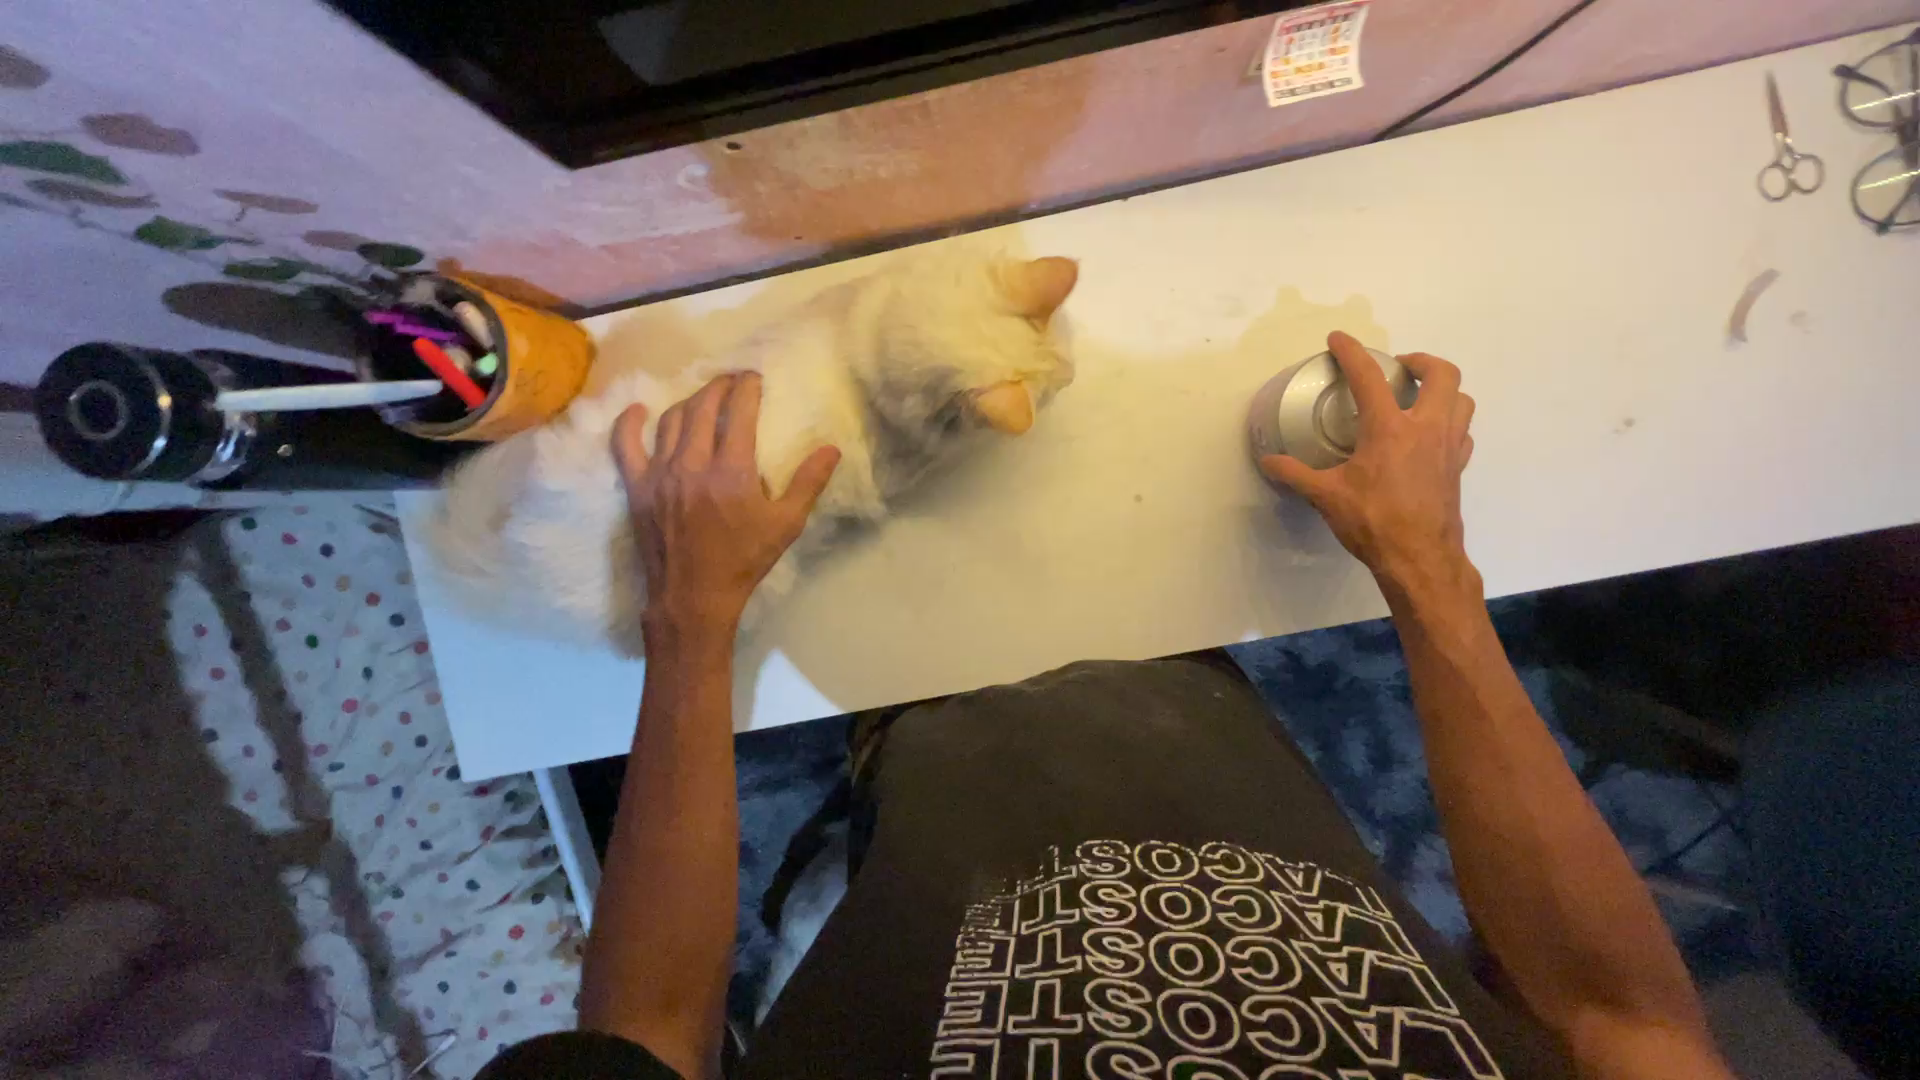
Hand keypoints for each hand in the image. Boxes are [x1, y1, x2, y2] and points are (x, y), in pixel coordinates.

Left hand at [611, 373, 839, 643]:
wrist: (694, 596)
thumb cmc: (745, 560)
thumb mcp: (786, 524)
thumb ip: (808, 483)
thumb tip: (831, 449)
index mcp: (732, 471)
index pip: (738, 412)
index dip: (746, 388)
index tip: (754, 377)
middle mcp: (693, 464)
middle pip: (702, 407)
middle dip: (719, 387)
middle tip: (731, 382)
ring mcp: (660, 474)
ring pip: (670, 421)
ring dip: (689, 402)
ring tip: (703, 398)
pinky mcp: (637, 487)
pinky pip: (625, 445)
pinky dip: (629, 423)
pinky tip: (639, 410)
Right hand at [1259, 331, 1476, 596]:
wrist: (1419, 558)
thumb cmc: (1372, 522)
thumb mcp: (1325, 496)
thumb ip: (1295, 474)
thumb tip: (1268, 461)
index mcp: (1390, 429)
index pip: (1369, 378)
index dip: (1352, 352)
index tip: (1339, 339)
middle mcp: (1426, 428)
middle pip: (1442, 373)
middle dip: (1420, 361)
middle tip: (1398, 367)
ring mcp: (1449, 447)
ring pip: (1461, 399)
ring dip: (1442, 388)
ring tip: (1418, 395)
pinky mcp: (1458, 467)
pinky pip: (1462, 430)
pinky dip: (1449, 421)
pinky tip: (1429, 434)